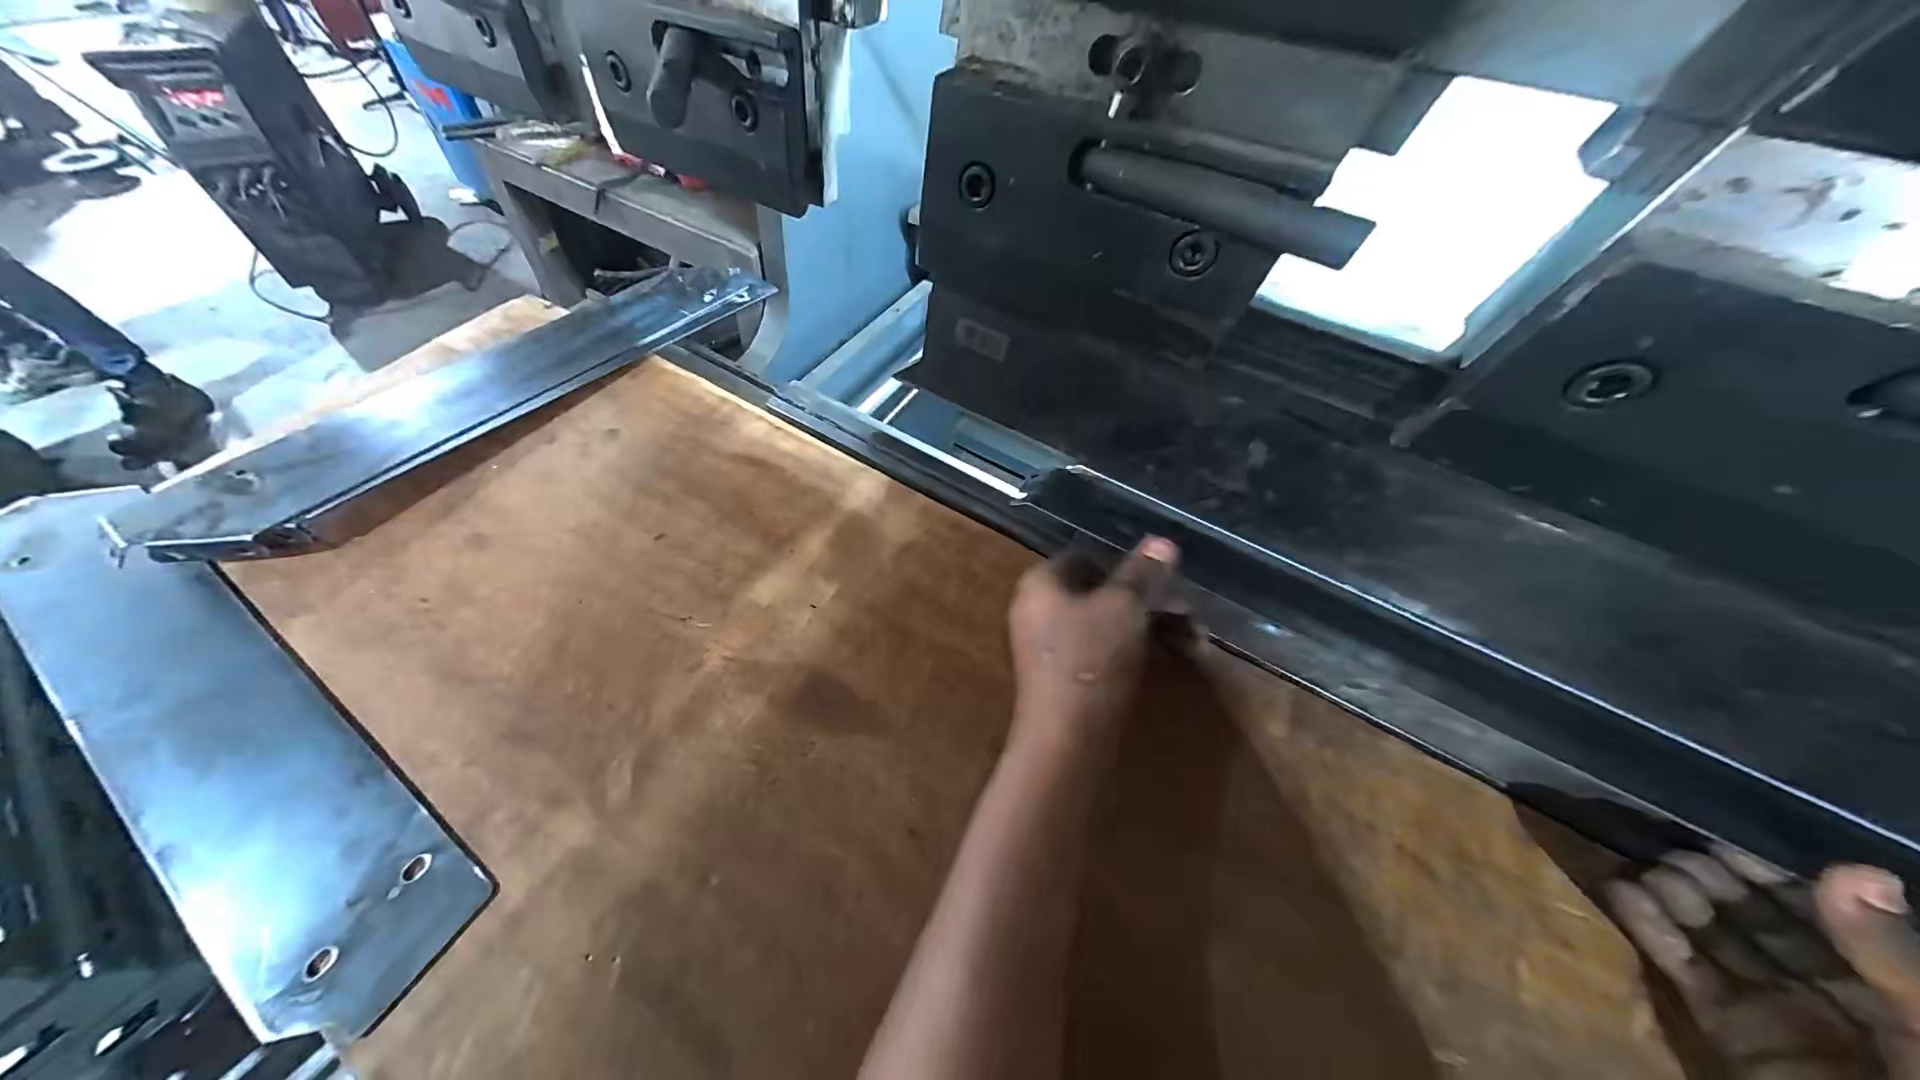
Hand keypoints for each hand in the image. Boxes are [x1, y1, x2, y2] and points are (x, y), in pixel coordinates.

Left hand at [1006, 537, 1178, 752]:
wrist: (1066, 737)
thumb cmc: (1091, 658)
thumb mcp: (1123, 607)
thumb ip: (1142, 573)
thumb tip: (1162, 541)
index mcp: (1040, 584)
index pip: (1084, 557)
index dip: (1124, 564)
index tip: (1161, 578)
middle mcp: (1037, 610)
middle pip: (1097, 591)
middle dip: (1146, 598)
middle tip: (1186, 611)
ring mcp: (1047, 647)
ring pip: (1104, 623)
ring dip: (1147, 625)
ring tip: (1191, 638)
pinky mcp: (1062, 678)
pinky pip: (1099, 650)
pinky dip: (1132, 649)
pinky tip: (1169, 658)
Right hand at [1607, 847, 1919, 1078]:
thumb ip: (1891, 955)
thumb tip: (1852, 868)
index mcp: (1890, 987)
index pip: (1822, 913)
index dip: (1771, 874)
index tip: (1723, 843)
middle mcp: (1830, 992)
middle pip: (1758, 921)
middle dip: (1712, 885)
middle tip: (1675, 859)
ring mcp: (1774, 1011)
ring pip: (1714, 940)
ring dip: (1675, 901)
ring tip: (1648, 874)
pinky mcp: (1726, 1030)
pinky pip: (1685, 974)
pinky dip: (1650, 931)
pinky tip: (1622, 894)